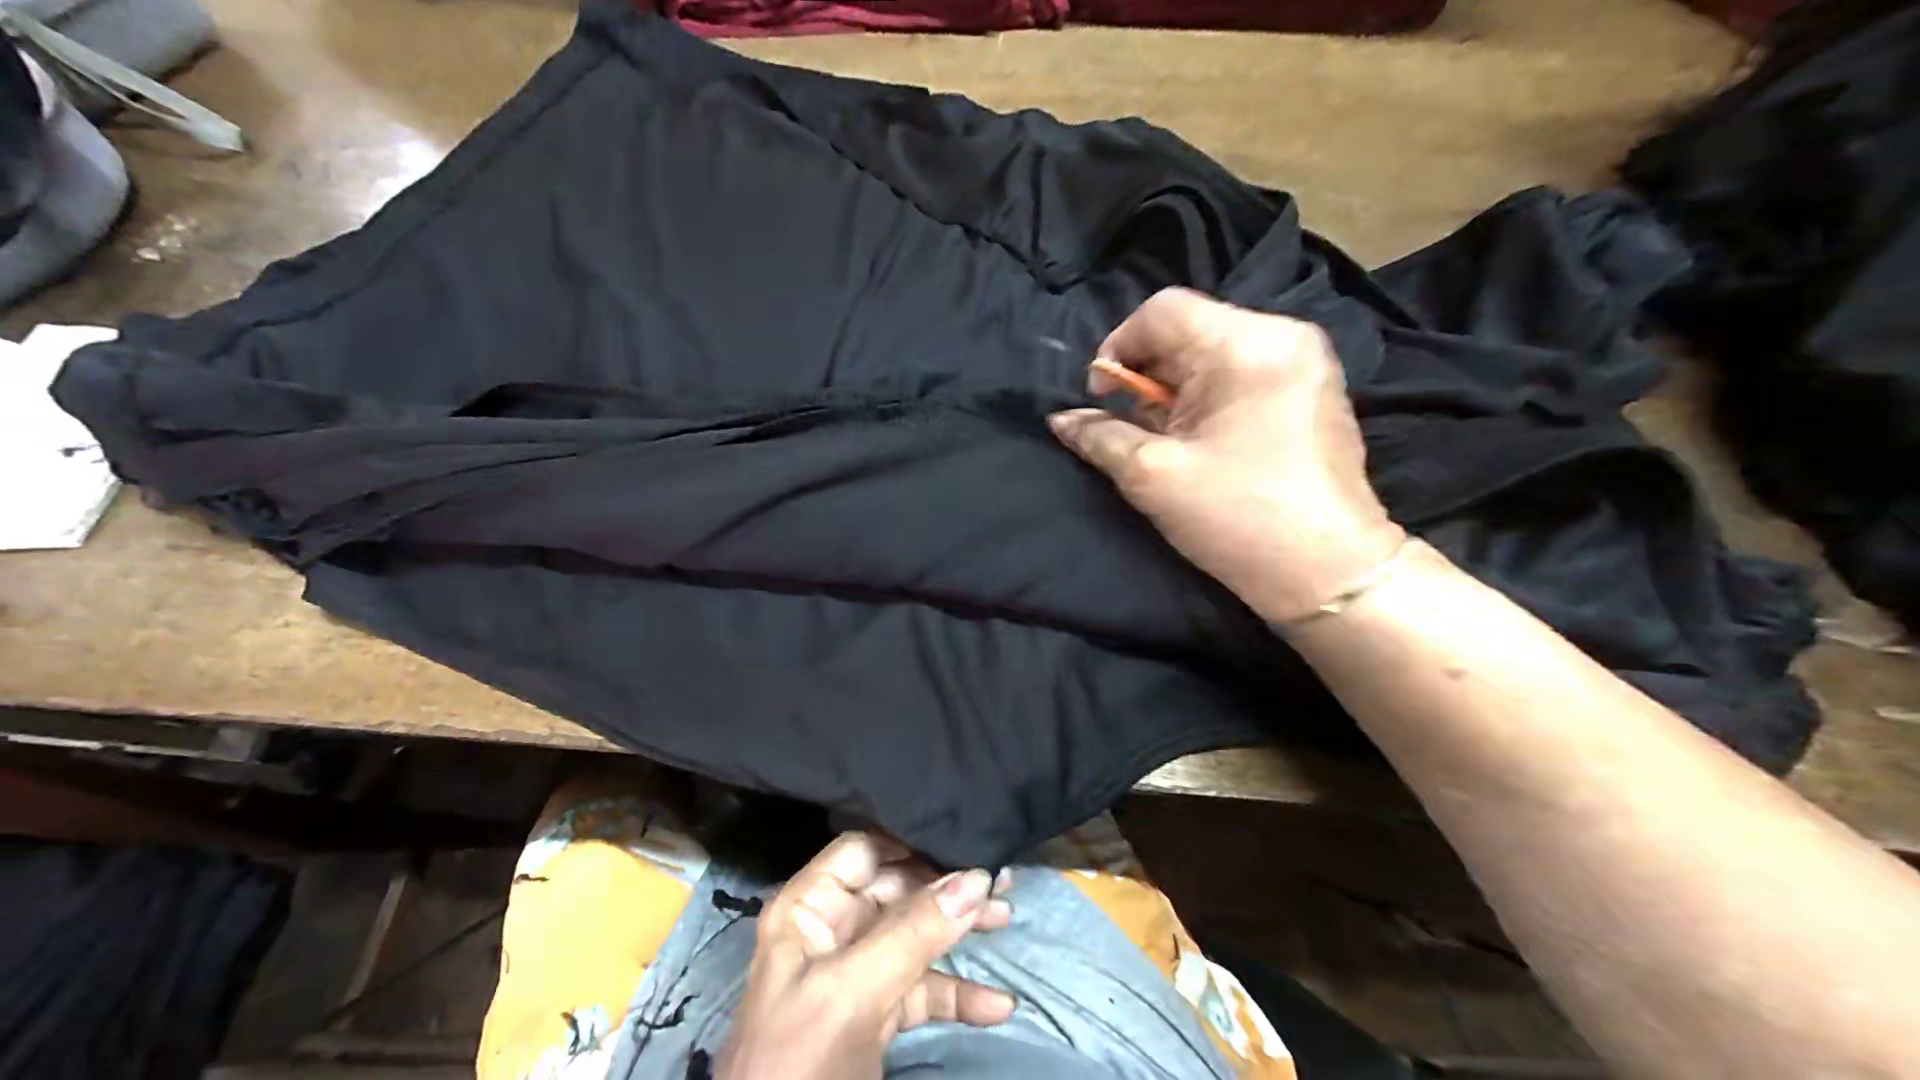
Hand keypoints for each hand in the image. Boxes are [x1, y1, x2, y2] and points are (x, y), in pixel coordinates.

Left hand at [715, 832, 1014, 1079]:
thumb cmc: (799, 1061)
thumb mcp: (852, 992)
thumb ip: (913, 932)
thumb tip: (976, 878)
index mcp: (808, 909)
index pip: (863, 851)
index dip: (911, 841)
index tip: (965, 838)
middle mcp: (831, 932)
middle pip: (897, 890)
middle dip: (948, 887)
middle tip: (1002, 879)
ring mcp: (855, 975)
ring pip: (915, 936)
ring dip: (960, 932)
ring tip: (1007, 919)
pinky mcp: (875, 1018)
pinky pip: (922, 990)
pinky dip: (958, 994)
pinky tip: (996, 1006)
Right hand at [1048, 287, 1404, 624]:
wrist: (1328, 571)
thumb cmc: (1236, 517)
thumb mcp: (1151, 475)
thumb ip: (1099, 435)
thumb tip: (1062, 419)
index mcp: (1247, 345)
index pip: (1161, 311)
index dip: (1117, 348)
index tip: (1103, 398)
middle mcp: (1283, 335)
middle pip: (1188, 328)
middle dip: (1147, 374)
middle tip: (1136, 427)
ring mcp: (1305, 361)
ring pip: (1213, 351)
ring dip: (1175, 388)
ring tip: (1169, 440)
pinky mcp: (1312, 388)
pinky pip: (1242, 371)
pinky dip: (1208, 396)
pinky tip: (1203, 439)